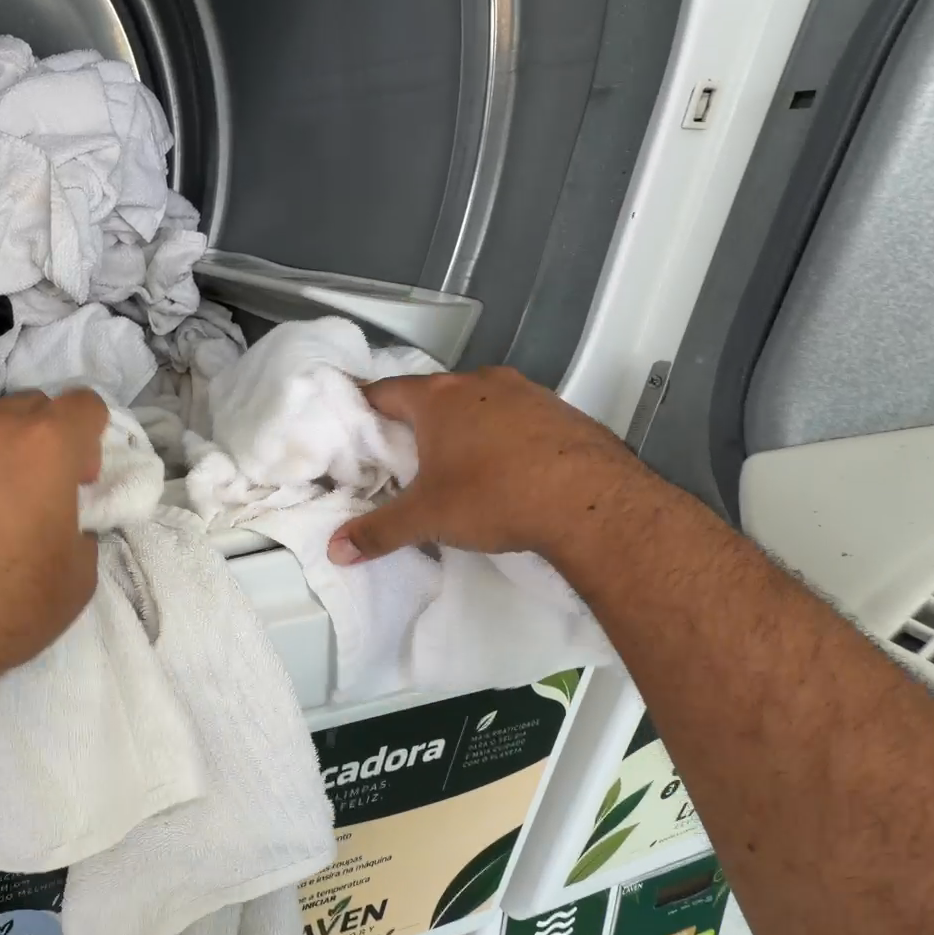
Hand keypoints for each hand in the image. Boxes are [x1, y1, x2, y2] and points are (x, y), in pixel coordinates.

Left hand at [0, 390, 109, 691]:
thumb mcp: (78, 576)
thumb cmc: (11, 604)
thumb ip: (81, 530)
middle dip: (47, 440)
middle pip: (32, 408)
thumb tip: (65, 526)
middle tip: (44, 492)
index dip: (92, 438)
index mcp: (44, 445)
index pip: (83, 404)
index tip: (82, 480)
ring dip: (2, 458)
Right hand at [329, 368, 647, 562]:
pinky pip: (514, 416)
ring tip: (452, 466)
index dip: (362, 409)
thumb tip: (336, 551)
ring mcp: (526, 392)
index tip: (354, 431)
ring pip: (475, 403)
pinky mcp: (561, 411)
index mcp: (437, 398)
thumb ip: (377, 532)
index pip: (382, 390)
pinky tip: (503, 469)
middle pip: (430, 395)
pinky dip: (500, 435)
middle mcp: (479, 383)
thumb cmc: (495, 497)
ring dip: (460, 427)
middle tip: (399, 457)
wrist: (597, 505)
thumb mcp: (426, 519)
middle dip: (412, 422)